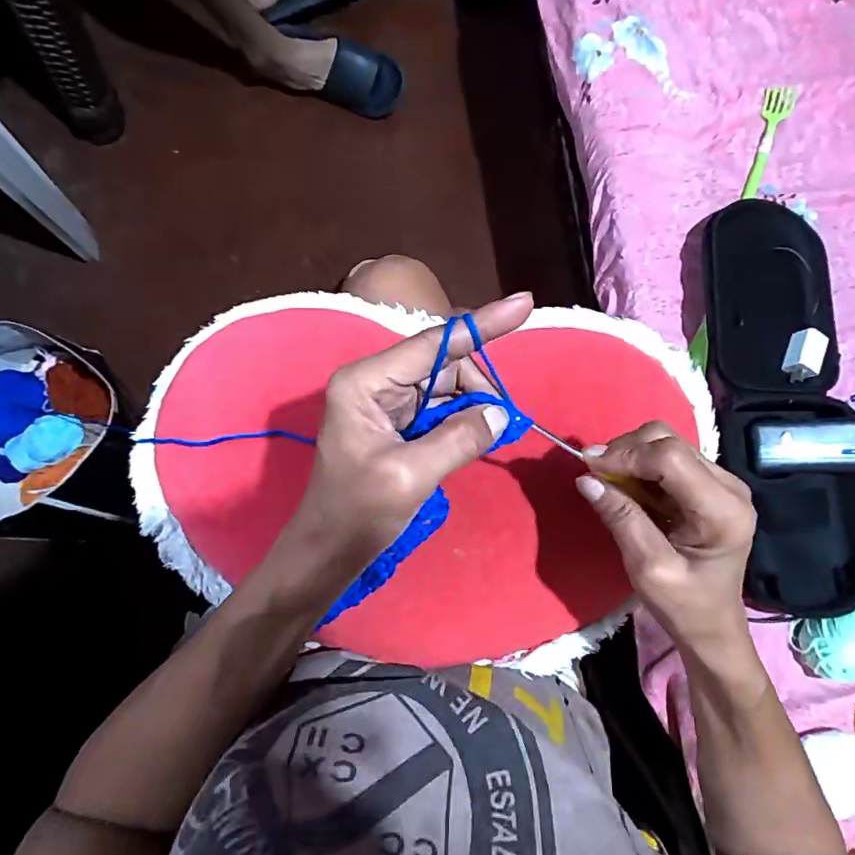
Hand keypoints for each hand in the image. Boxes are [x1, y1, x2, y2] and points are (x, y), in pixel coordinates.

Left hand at [264, 292, 534, 593]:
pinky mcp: (397, 425)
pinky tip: (476, 436)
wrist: (329, 552)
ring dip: (474, 406)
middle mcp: (375, 382)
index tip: (525, 303)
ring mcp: (386, 403)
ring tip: (488, 435)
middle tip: (504, 421)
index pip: (434, 344)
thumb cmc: (357, 514)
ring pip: (447, 387)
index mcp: (365, 382)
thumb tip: (500, 413)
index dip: (483, 325)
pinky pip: (441, 409)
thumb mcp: (410, 476)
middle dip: (479, 386)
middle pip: (444, 365)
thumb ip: (458, 438)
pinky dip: (464, 420)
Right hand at [577, 422, 755, 656]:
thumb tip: (586, 479)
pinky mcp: (710, 485)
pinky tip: (627, 488)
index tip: (588, 467)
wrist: (711, 625)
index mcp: (722, 510)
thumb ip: (621, 519)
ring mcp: (722, 483)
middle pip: (669, 441)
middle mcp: (729, 487)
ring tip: (609, 482)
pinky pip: (669, 459)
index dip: (626, 455)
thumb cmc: (683, 605)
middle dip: (627, 451)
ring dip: (632, 457)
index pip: (671, 457)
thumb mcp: (647, 568)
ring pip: (667, 443)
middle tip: (596, 475)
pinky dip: (641, 467)